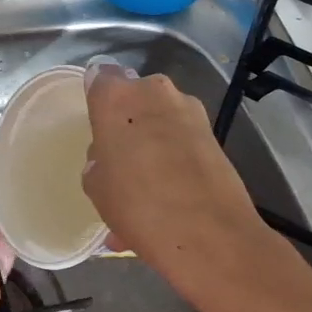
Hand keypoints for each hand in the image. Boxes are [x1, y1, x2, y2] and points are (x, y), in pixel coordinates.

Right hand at [81, 70, 266, 288]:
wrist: (211, 236)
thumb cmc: (138, 206)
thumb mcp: (97, 188)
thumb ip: (98, 160)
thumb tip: (110, 156)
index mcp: (116, 97)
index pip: (99, 76)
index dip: (98, 98)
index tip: (97, 123)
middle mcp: (153, 91)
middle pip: (133, 97)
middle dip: (128, 121)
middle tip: (122, 157)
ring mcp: (189, 110)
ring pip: (160, 118)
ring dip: (152, 141)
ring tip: (148, 186)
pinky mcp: (214, 133)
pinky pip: (182, 139)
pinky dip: (174, 159)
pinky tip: (169, 196)